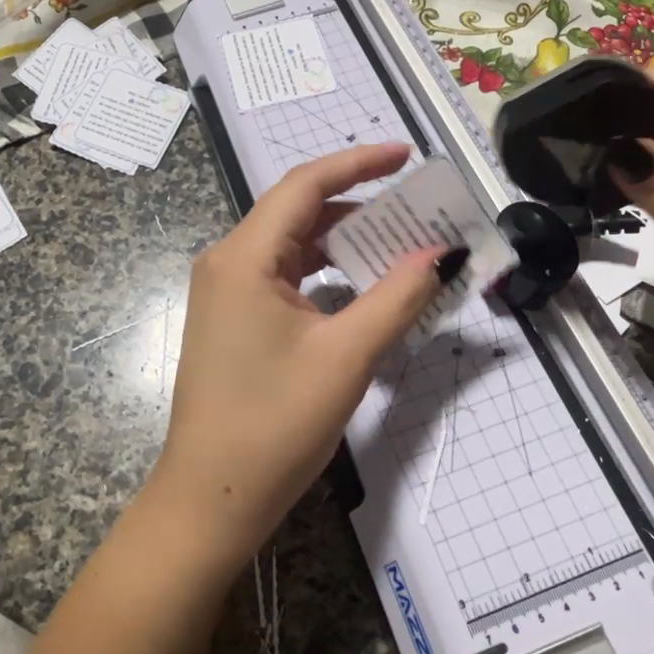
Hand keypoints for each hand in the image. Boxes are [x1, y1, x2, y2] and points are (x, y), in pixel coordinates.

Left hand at [153, 143, 456, 563]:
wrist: (212, 498)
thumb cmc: (275, 423)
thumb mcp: (346, 356)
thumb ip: (397, 297)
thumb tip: (442, 254)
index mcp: (244, 256)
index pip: (305, 185)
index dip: (358, 163)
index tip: (405, 154)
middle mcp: (228, 261)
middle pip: (298, 211)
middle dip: (358, 205)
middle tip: (416, 208)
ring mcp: (226, 291)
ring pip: (292, 244)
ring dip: (343, 241)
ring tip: (399, 243)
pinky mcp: (233, 318)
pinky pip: (284, 275)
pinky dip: (324, 272)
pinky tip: (361, 285)